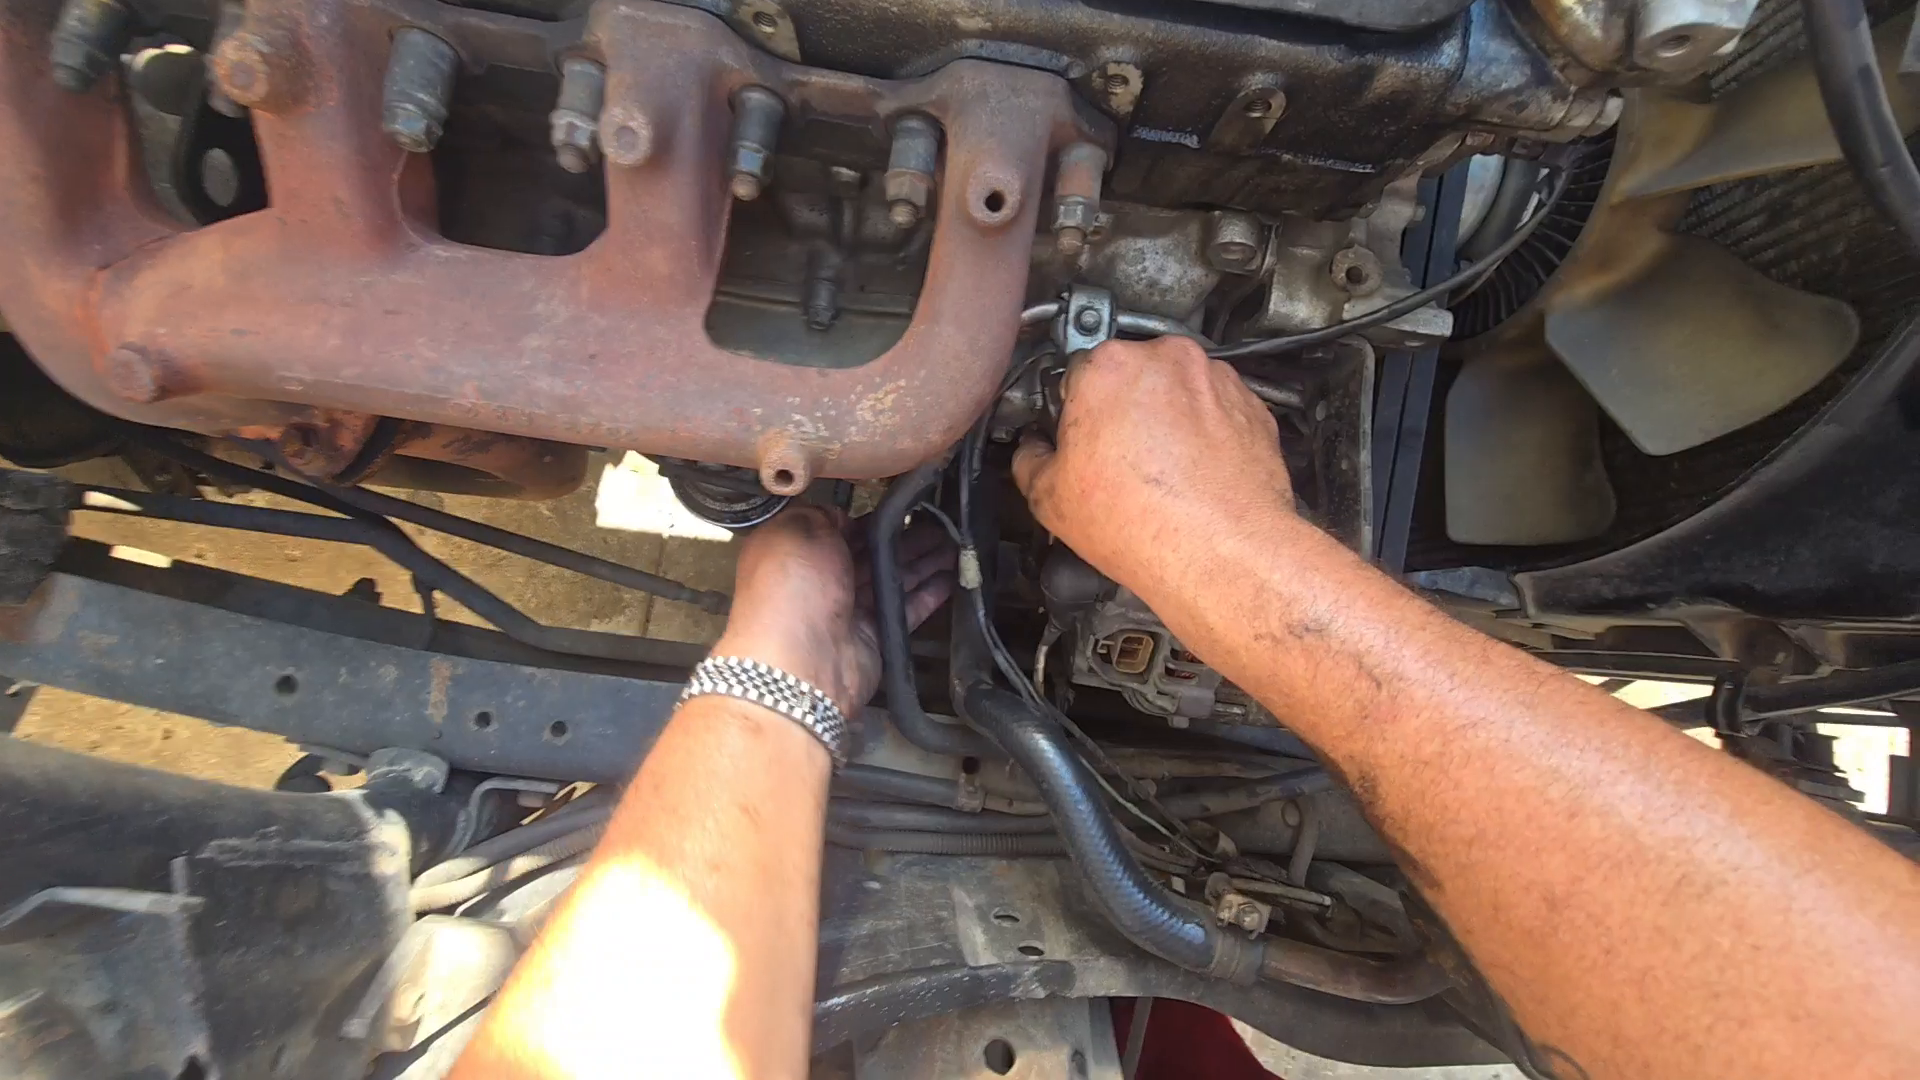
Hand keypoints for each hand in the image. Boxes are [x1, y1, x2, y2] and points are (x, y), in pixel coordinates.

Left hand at [714, 504, 954, 716]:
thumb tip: (840, 515)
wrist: (801, 661)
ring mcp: (849, 610)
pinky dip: (929, 594)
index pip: (841, 528)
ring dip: (926, 562)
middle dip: (908, 538)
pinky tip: (950, 579)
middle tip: (940, 526)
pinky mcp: (874, 635)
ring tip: (954, 547)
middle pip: (874, 554)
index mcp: (797, 553)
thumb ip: (821, 514)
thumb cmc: (790, 592)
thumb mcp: (797, 530)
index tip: (902, 508)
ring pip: (895, 578)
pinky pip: (907, 610)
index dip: (873, 518)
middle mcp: (821, 581)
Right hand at [1012, 336, 1293, 598]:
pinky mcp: (1250, 404)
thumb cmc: (1143, 524)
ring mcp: (1214, 378)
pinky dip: (1200, 432)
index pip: (1074, 374)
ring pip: (1172, 389)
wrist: (1223, 553)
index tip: (1074, 439)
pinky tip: (1188, 474)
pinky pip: (1212, 409)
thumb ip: (1029, 459)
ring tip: (1156, 473)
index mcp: (1107, 367)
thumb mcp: (1049, 498)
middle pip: (1127, 375)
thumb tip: (1033, 450)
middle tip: (1114, 461)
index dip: (1069, 412)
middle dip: (1118, 410)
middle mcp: (1164, 359)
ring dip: (1161, 418)